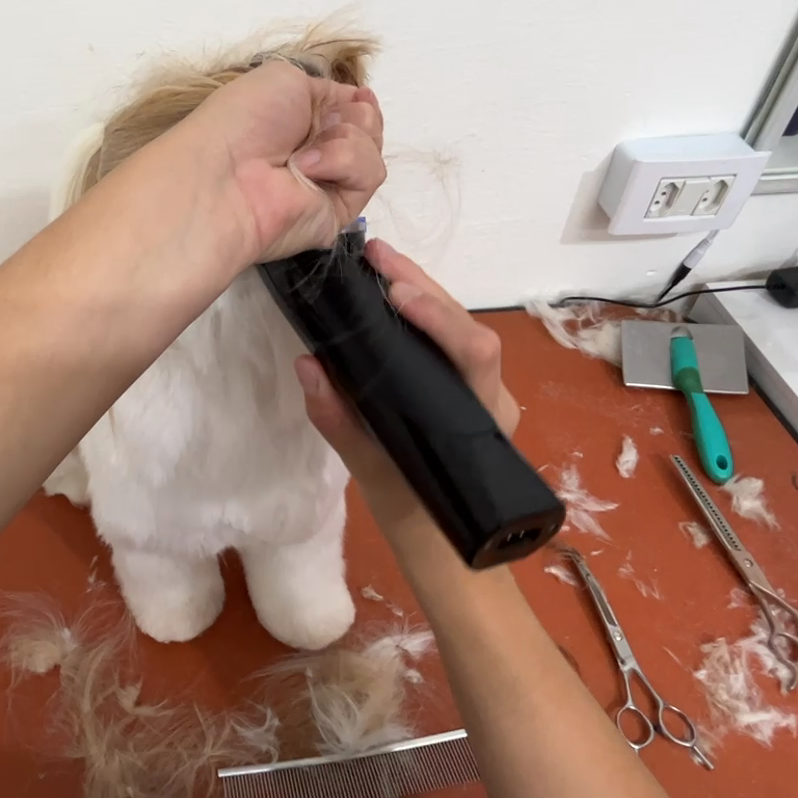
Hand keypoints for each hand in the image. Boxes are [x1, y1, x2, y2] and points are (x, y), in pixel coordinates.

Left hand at [157, 60, 385, 262]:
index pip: (351, 110)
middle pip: (369, 129)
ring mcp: (327, 186)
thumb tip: (353, 101)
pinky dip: (344, 163)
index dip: (359, 102)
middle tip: (321, 124)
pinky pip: (368, 176)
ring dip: (346, 139)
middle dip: (355, 116)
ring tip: (304, 154)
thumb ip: (322, 88)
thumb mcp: (281, 80)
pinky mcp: (337, 214)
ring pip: (373, 151)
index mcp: (300, 122)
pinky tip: (308, 169)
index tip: (359, 97)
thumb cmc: (242, 121)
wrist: (225, 177)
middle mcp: (316, 155)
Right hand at [294, 240, 520, 531]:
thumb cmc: (413, 512)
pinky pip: (444, 337)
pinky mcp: (460, 384)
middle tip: (375, 254)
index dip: (438, 318)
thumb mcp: (370, 469)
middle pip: (466, 324)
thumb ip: (337, 418)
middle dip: (421, 284)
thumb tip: (307, 364)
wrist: (441, 543)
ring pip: (458, 324)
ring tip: (377, 261)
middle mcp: (490, 394)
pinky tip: (387, 292)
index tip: (395, 295)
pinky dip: (417, 309)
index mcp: (482, 417)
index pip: (474, 353)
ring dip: (419, 288)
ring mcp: (479, 387)